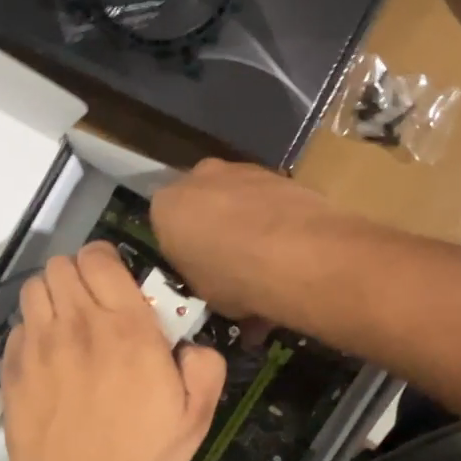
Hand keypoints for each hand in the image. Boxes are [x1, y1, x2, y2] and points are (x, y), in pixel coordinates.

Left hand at [0, 243, 226, 460]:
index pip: (100, 258)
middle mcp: (78, 324)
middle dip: (79, 276)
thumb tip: (192, 346)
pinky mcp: (12, 367)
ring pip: (35, 287)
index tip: (117, 283)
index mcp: (127, 329)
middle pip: (62, 264)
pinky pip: (18, 326)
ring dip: (52, 297)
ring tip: (67, 326)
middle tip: (94, 306)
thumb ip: (204, 370)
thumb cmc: (137, 459)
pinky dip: (32, 330)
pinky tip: (47, 358)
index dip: (107, 261)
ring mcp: (39, 344)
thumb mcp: (193, 420)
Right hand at [149, 159, 347, 317]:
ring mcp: (241, 170)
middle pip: (200, 202)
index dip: (182, 248)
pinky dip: (273, 218)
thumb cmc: (232, 278)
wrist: (296, 255)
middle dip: (212, 225)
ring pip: (235, 197)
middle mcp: (198, 177)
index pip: (164, 225)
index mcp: (165, 206)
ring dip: (245, 219)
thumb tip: (208, 271)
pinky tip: (288, 248)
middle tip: (229, 261)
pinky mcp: (280, 173)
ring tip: (265, 258)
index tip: (197, 267)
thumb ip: (197, 270)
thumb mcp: (200, 290)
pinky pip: (267, 199)